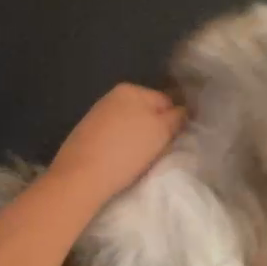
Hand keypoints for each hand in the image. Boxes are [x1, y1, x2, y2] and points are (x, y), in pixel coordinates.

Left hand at [46, 84, 184, 203]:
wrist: (82, 176)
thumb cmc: (127, 150)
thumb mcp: (161, 131)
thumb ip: (176, 117)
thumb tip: (184, 110)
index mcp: (131, 89)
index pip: (166, 101)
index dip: (175, 120)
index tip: (175, 140)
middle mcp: (112, 96)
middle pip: (146, 112)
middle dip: (155, 128)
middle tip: (159, 151)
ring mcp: (97, 115)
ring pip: (130, 124)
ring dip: (138, 138)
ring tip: (139, 158)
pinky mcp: (86, 134)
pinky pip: (114, 136)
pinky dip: (120, 145)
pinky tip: (120, 160)